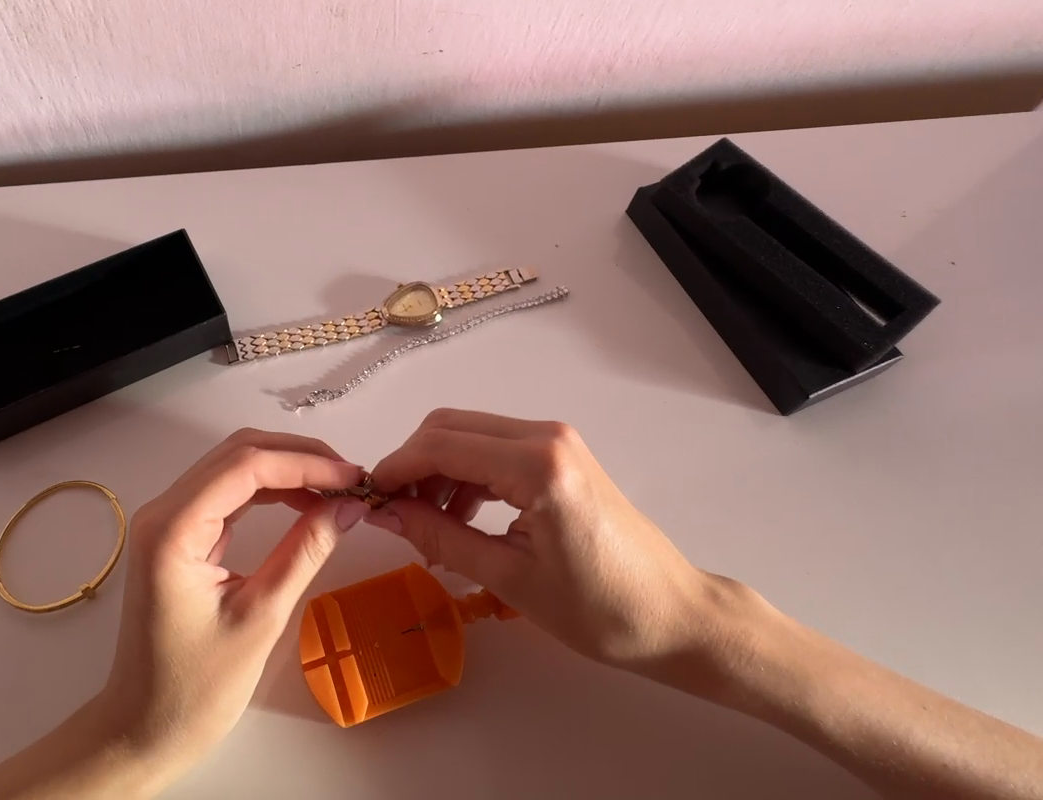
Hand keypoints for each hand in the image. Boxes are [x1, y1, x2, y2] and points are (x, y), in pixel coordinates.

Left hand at [0, 431, 366, 798]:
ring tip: (335, 487)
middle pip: (238, 453)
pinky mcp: (181, 532)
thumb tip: (349, 506)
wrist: (143, 729)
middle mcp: (164, 510)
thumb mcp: (262, 617)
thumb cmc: (196, 687)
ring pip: (234, 465)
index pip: (245, 466)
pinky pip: (229, 491)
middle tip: (349, 477)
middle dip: (298, 457)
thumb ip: (305, 551)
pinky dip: (270, 489)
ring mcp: (169, 519)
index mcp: (173, 528)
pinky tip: (304, 500)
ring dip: (286, 468)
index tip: (352, 477)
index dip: (304, 463)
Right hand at [367, 409, 738, 687]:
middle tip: (396, 514)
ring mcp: (555, 438)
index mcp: (536, 464)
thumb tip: (387, 512)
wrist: (674, 614)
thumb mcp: (510, 579)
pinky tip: (461, 515)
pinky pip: (494, 447)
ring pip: (469, 433)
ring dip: (438, 469)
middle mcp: (544, 434)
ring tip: (428, 525)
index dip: (396, 469)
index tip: (367, 499)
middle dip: (413, 464)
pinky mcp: (560, 451)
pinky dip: (466, 472)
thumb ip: (442, 537)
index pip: (442, 446)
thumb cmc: (598, 610)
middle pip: (450, 427)